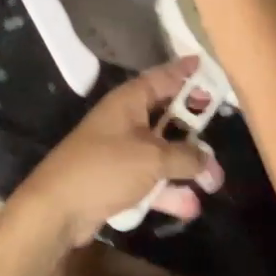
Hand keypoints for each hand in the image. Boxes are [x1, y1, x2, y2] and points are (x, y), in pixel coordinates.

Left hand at [10, 57, 224, 246]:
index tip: (206, 66)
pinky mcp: (116, 180)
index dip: (185, 72)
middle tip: (219, 138)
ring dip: (185, 168)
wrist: (56, 209)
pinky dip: (167, 191)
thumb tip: (206, 159)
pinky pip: (149, 180)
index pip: (163, 78)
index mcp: (130, 101)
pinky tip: (189, 208)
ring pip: (161, 153)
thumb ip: (185, 156)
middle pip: (167, 118)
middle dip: (194, 132)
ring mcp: (120, 152)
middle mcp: (126, 120)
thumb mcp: (152, 159)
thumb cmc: (105, 169)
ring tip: (214, 183)